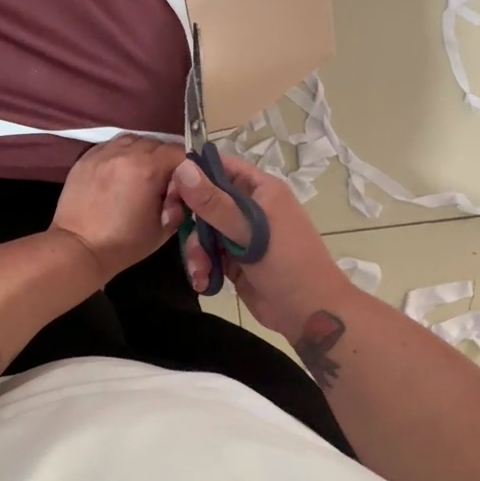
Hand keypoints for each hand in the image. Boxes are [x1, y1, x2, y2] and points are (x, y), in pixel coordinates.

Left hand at [50, 134, 185, 278]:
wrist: (79, 248)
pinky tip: (119, 170)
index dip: (186, 164)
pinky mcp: (84, 159)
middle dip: (164, 157)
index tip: (186, 178)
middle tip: (163, 178)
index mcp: (147, 169)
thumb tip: (179, 187)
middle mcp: (124, 154)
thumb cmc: (124, 243)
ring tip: (141, 171)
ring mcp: (101, 154)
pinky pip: (109, 145)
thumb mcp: (164, 228)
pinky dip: (119, 153)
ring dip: (141, 151)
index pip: (177, 151)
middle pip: (155, 142)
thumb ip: (178, 202)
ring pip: (131, 139)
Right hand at [165, 152, 352, 336]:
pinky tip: (205, 280)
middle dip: (188, 218)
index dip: (192, 174)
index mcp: (260, 190)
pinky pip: (207, 253)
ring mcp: (240, 234)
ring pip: (202, 230)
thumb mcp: (248, 231)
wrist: (309, 313)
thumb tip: (181, 167)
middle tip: (171, 225)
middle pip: (204, 200)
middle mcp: (249, 207)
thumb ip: (213, 201)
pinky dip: (203, 265)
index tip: (170, 190)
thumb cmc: (287, 263)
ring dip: (196, 250)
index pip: (219, 167)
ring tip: (201, 269)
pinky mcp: (234, 259)